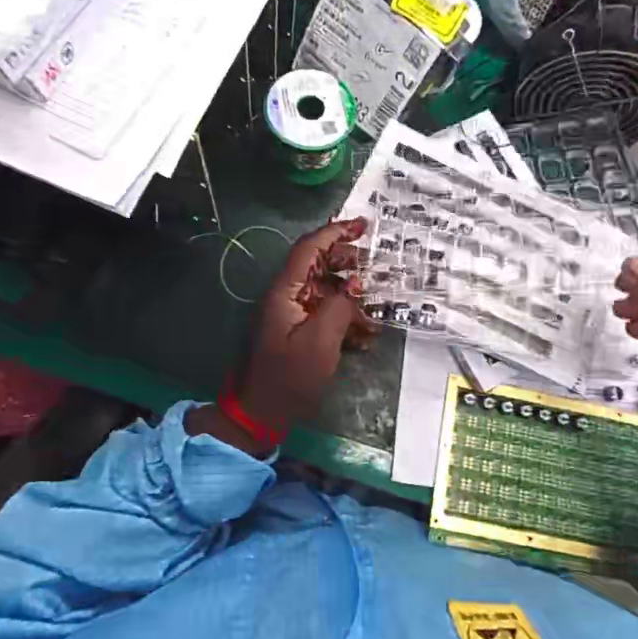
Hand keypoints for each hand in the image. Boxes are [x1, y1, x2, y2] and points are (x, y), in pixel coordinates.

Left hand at [187, 219, 373, 452]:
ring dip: (349, 293)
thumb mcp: (321, 341)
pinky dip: (343, 316)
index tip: (362, 226)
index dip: (334, 233)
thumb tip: (355, 284)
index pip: (308, 249)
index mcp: (285, 291)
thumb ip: (340, 306)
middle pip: (316, 264)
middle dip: (346, 261)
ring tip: (375, 302)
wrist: (263, 412)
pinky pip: (322, 312)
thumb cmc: (290, 377)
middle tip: (374, 263)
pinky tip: (364, 333)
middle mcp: (285, 295)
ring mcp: (290, 313)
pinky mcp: (296, 330)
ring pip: (322, 289)